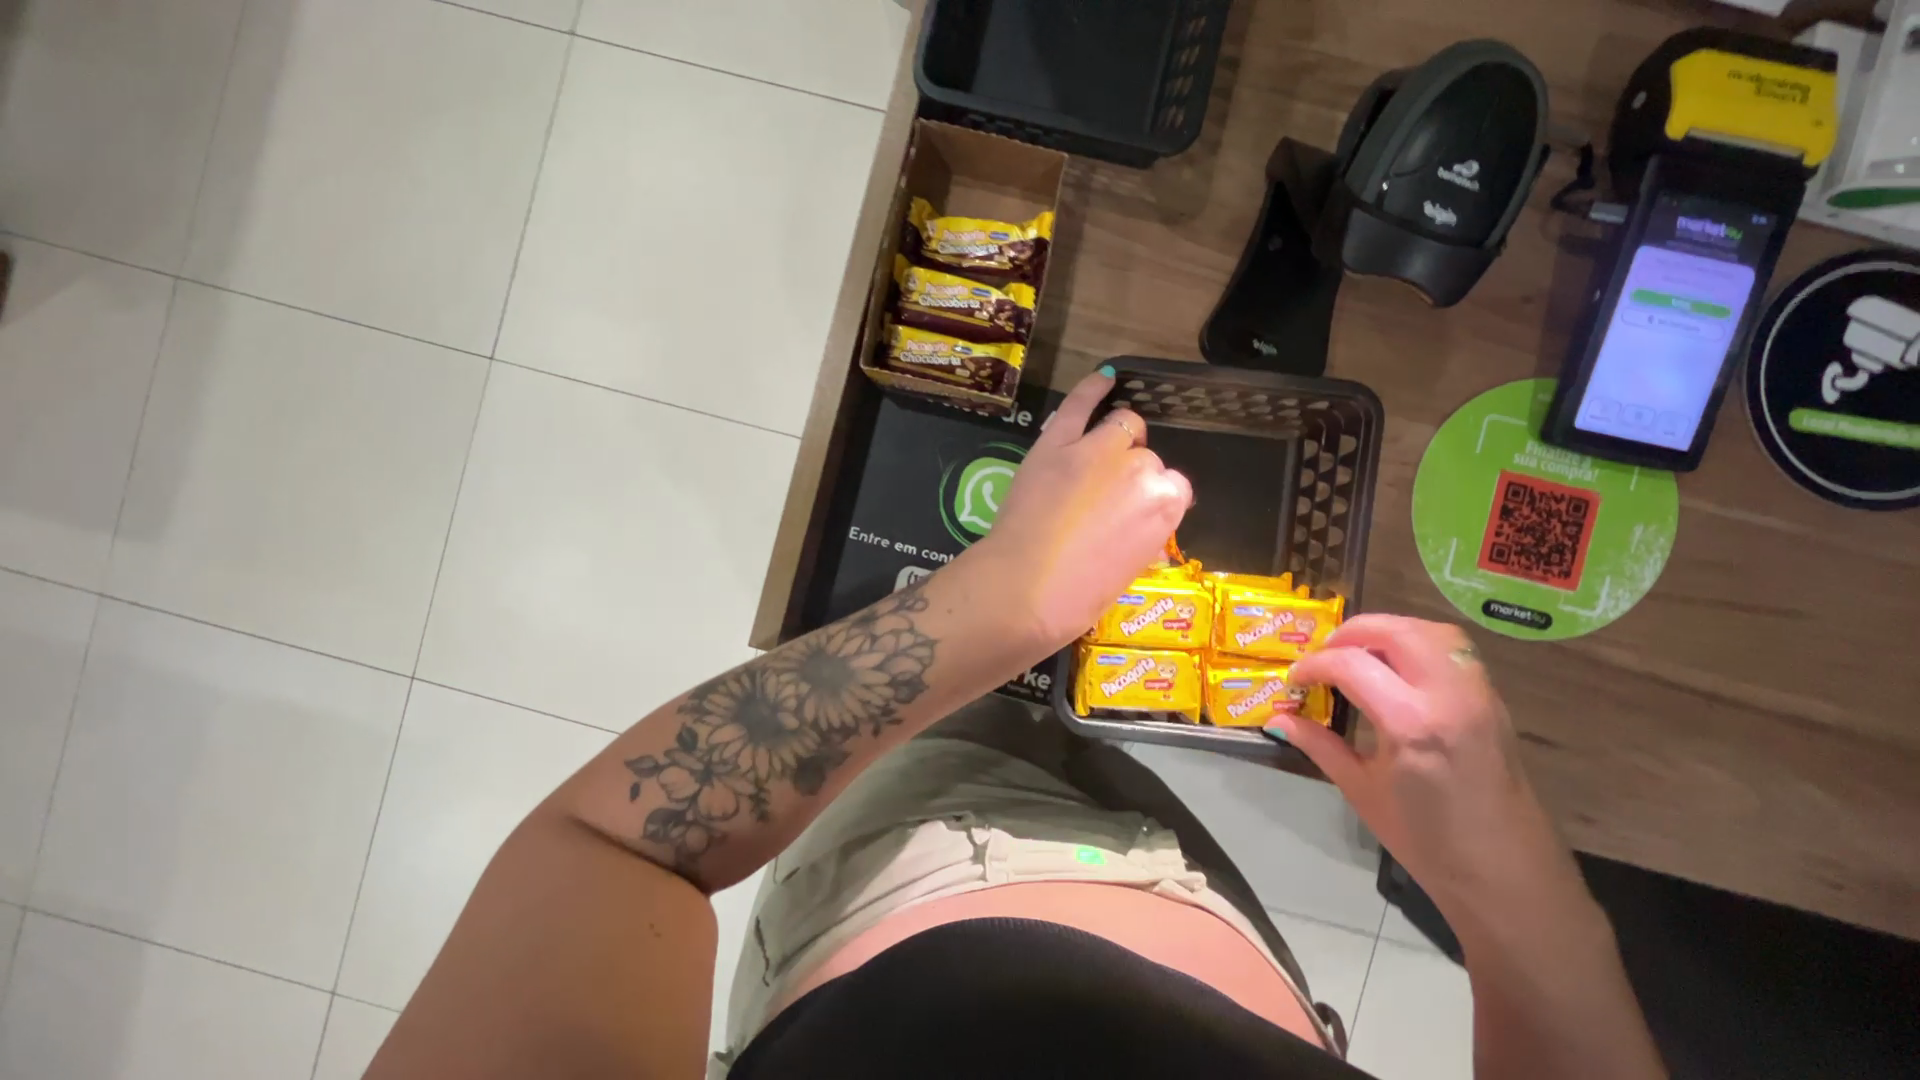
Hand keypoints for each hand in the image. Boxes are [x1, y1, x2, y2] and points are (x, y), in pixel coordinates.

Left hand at [971, 367, 1192, 650]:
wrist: (1022, 591)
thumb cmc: (1078, 597)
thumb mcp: (1129, 571)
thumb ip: (1144, 538)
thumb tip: (1144, 532)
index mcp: (1166, 505)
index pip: (1173, 488)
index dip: (1154, 501)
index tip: (1137, 516)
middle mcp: (1139, 468)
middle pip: (1146, 458)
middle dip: (1132, 476)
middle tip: (1108, 502)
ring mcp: (1095, 450)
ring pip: (1121, 426)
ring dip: (1118, 438)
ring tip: (1102, 457)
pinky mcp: (1055, 444)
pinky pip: (1078, 405)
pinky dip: (1091, 389)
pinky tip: (1105, 378)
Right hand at [1272, 616, 1581, 918]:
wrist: (1507, 874)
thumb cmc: (1426, 842)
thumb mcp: (1362, 791)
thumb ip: (1320, 745)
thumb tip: (1279, 719)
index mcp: (1411, 723)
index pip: (1350, 663)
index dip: (1312, 665)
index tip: (1293, 681)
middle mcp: (1448, 695)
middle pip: (1394, 631)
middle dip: (1350, 633)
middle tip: (1324, 656)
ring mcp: (1477, 694)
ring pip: (1430, 631)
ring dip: (1389, 630)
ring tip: (1359, 654)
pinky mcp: (1492, 700)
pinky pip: (1454, 650)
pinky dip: (1418, 644)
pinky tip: (1397, 670)